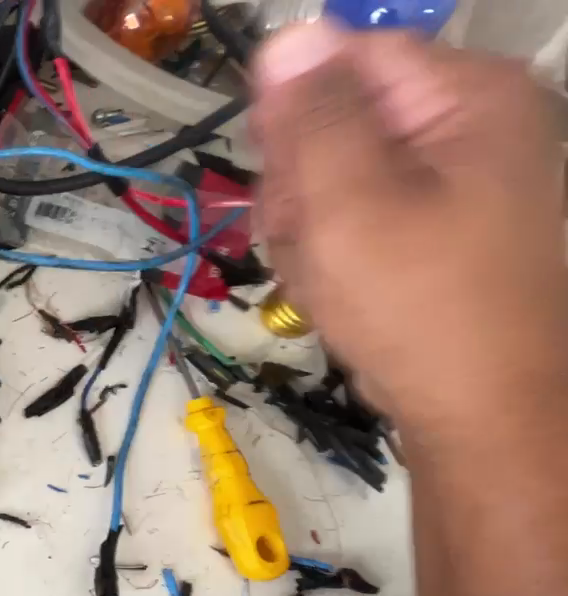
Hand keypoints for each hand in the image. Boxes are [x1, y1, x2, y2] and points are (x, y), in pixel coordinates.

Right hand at [252, 23, 567, 437]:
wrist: (478, 398)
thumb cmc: (414, 299)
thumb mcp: (347, 204)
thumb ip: (312, 119)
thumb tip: (288, 35)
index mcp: (466, 98)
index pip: (348, 61)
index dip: (292, 119)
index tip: (279, 181)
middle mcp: (471, 122)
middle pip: (335, 120)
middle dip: (296, 183)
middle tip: (305, 237)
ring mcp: (458, 175)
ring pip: (332, 174)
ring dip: (303, 224)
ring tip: (320, 270)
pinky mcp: (438, 221)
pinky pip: (353, 213)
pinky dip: (326, 247)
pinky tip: (332, 280)